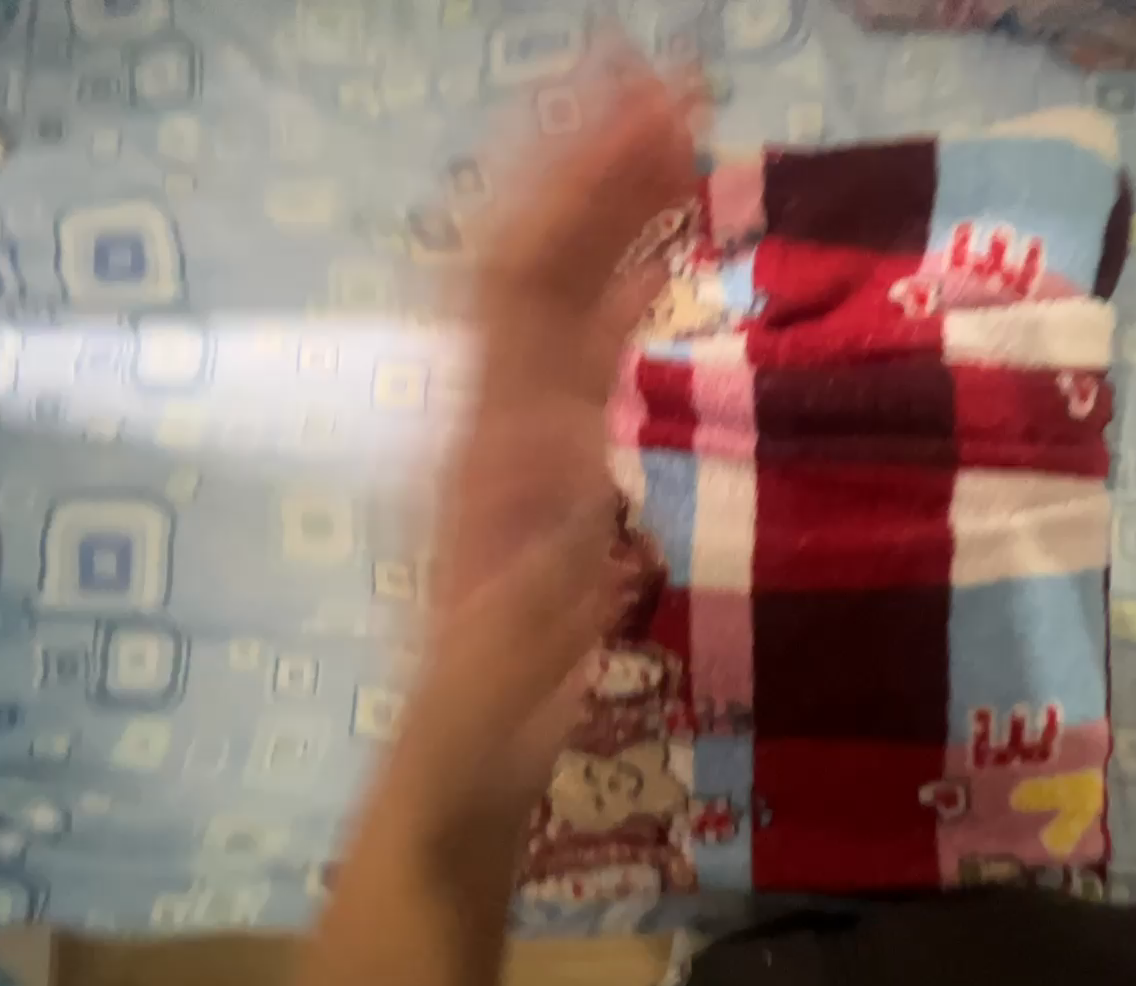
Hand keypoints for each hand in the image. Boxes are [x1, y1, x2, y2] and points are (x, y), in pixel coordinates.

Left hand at [394, 62, 697, 811]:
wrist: (463, 745)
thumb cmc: (485, 715)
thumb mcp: (507, 667)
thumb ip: (530, 597)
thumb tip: (568, 505)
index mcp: (485, 454)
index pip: (519, 292)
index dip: (576, 195)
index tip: (646, 109)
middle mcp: (491, 418)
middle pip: (532, 265)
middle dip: (594, 170)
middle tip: (672, 90)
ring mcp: (516, 431)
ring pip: (553, 298)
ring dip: (604, 215)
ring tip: (667, 143)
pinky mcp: (545, 457)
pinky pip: (578, 353)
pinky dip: (613, 293)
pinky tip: (646, 261)